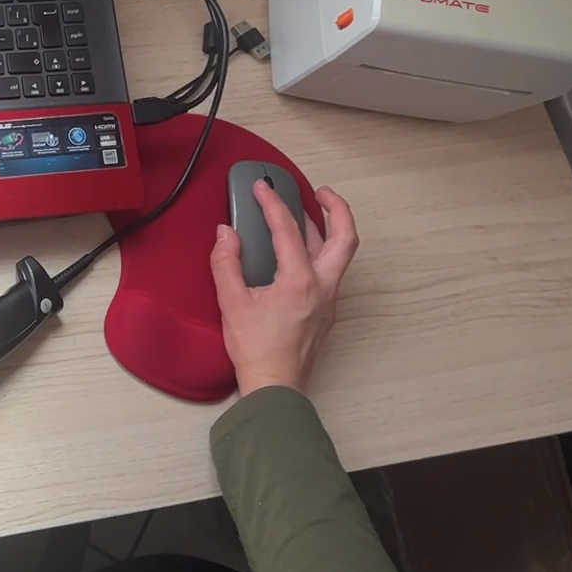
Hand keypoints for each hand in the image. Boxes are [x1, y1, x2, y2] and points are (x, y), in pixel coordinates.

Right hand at [210, 183, 359, 396]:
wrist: (275, 383)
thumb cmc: (255, 347)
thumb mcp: (231, 302)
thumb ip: (227, 263)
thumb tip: (226, 234)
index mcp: (299, 281)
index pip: (288, 231)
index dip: (273, 204)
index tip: (262, 187)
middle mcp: (323, 287)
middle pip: (345, 237)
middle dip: (337, 209)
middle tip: (321, 191)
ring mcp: (329, 300)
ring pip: (341, 254)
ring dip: (330, 229)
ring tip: (312, 214)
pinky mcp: (326, 311)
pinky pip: (331, 271)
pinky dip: (322, 250)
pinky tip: (303, 252)